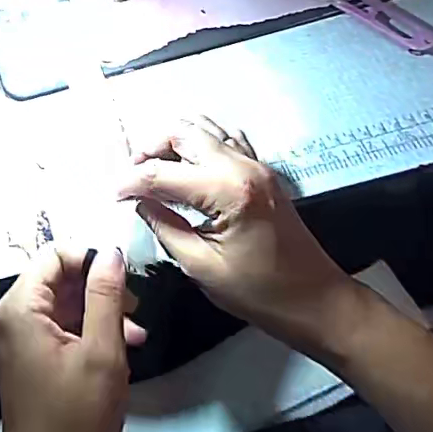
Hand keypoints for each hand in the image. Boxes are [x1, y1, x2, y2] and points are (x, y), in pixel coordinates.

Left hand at [0, 247, 143, 431]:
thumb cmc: (76, 421)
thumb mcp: (102, 354)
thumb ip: (106, 296)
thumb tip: (112, 251)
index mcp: (20, 306)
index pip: (53, 254)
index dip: (90, 257)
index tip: (126, 276)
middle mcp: (12, 314)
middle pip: (57, 276)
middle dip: (97, 286)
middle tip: (135, 307)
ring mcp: (19, 337)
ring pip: (62, 302)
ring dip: (99, 310)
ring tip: (136, 333)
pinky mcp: (30, 356)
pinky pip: (60, 326)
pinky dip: (90, 330)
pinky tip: (123, 347)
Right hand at [116, 118, 369, 355]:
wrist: (318, 303)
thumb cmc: (258, 292)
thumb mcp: (200, 266)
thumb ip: (163, 226)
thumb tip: (138, 201)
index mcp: (226, 191)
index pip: (161, 173)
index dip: (130, 182)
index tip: (114, 196)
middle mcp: (241, 166)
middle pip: (181, 133)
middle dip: (149, 150)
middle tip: (133, 177)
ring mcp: (255, 164)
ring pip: (202, 129)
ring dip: (172, 143)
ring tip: (154, 169)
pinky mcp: (261, 171)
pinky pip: (225, 139)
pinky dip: (199, 143)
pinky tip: (186, 163)